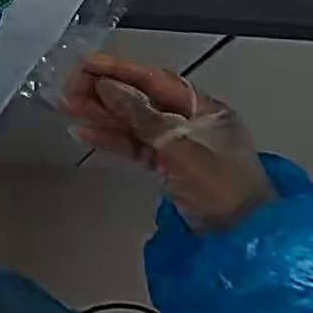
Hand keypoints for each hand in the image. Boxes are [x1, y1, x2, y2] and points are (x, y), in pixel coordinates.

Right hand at [62, 54, 274, 232]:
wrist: (245, 248)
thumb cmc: (223, 191)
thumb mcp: (183, 150)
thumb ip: (144, 118)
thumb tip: (108, 86)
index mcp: (202, 107)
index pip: (155, 79)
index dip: (121, 69)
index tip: (89, 63)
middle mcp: (189, 120)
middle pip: (141, 98)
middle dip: (105, 90)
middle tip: (71, 86)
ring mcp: (177, 144)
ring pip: (133, 122)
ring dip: (102, 113)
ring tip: (68, 105)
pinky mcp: (167, 168)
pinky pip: (134, 146)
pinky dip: (111, 139)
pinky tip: (84, 132)